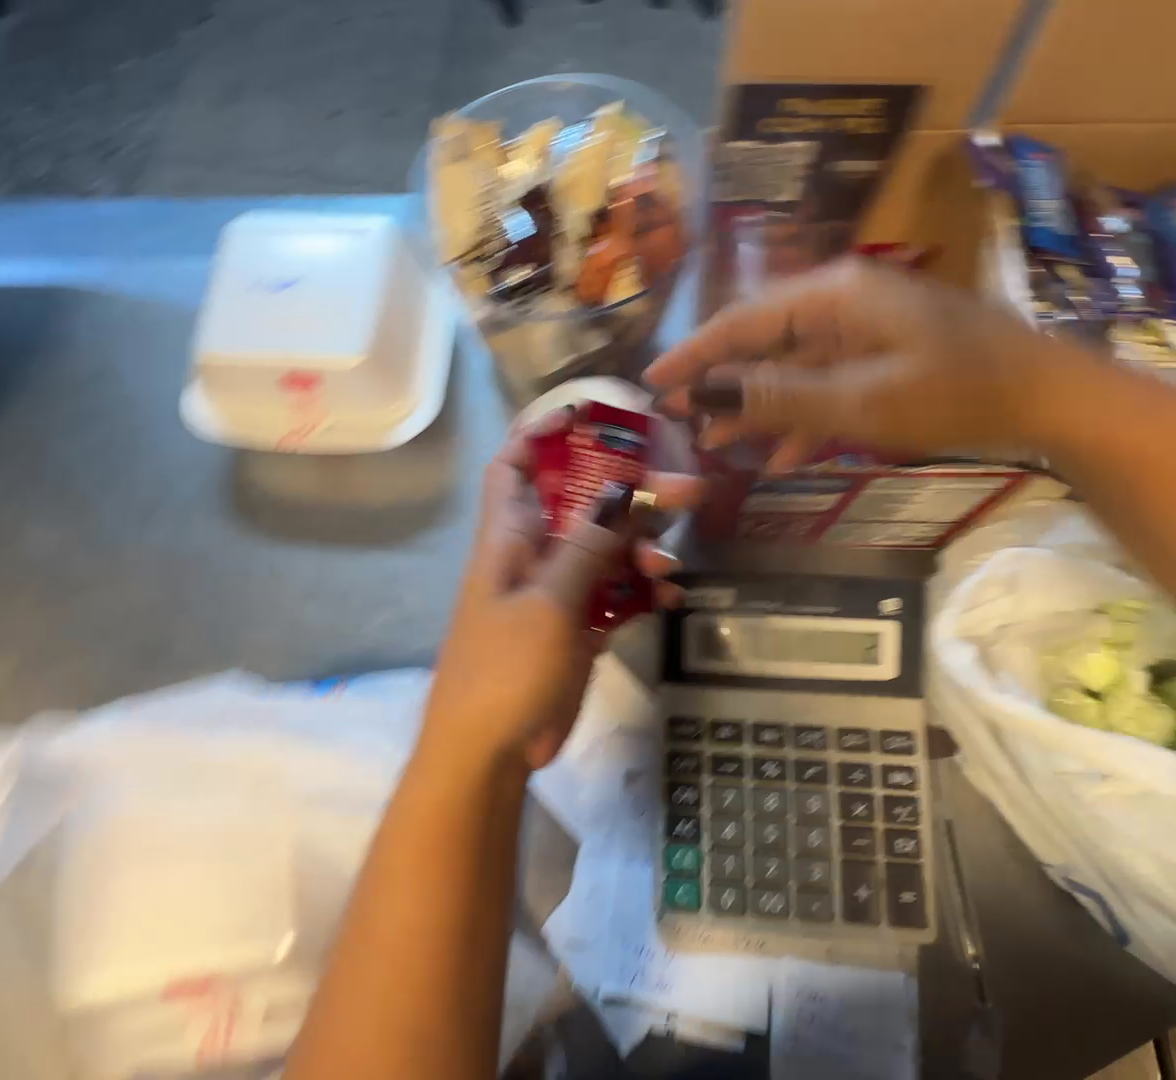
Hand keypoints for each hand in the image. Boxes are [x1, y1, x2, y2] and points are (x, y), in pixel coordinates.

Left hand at [422, 422, 699, 772]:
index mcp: (509, 538)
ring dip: (642, 548)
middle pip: (582, 503)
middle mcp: (535, 555)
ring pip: (607, 547)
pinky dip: (643, 591)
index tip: (591, 417)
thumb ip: (586, 546)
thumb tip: (620, 487)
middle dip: (630, 493)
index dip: (543, 435)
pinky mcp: (580, 626)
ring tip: (669, 566)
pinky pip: (618, 593)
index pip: (516, 467)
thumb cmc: (503, 672)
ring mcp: (559, 591)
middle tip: (685, 490)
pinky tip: (670, 598)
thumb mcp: (548, 605)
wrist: (490, 751)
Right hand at [645, 257, 1088, 470]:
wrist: (1049, 398)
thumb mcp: (859, 402)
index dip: (694, 355)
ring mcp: (862, 330)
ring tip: (716, 448)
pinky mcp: (881, 357)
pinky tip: (780, 458)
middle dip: (720, 386)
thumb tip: (706, 395)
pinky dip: (800, 420)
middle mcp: (840, 303)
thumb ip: (778, 397)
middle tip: (678, 420)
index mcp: (832, 296)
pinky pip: (824, 386)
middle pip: (761, 343)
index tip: (652, 382)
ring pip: (789, 370)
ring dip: (755, 409)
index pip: (742, 321)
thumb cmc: (955, 392)